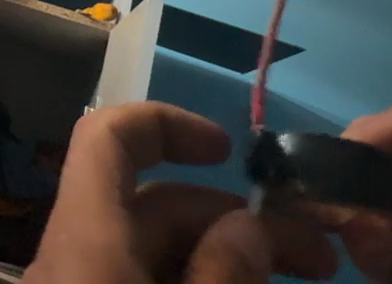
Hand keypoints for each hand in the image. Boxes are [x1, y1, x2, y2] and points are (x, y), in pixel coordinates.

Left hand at [26, 102, 337, 282]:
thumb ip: (224, 273)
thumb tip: (249, 225)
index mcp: (85, 236)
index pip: (107, 135)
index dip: (165, 122)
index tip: (228, 148)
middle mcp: (74, 255)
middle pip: (149, 204)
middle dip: (234, 217)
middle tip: (317, 256)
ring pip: (154, 252)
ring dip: (226, 256)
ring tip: (302, 274)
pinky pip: (142, 281)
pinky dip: (196, 281)